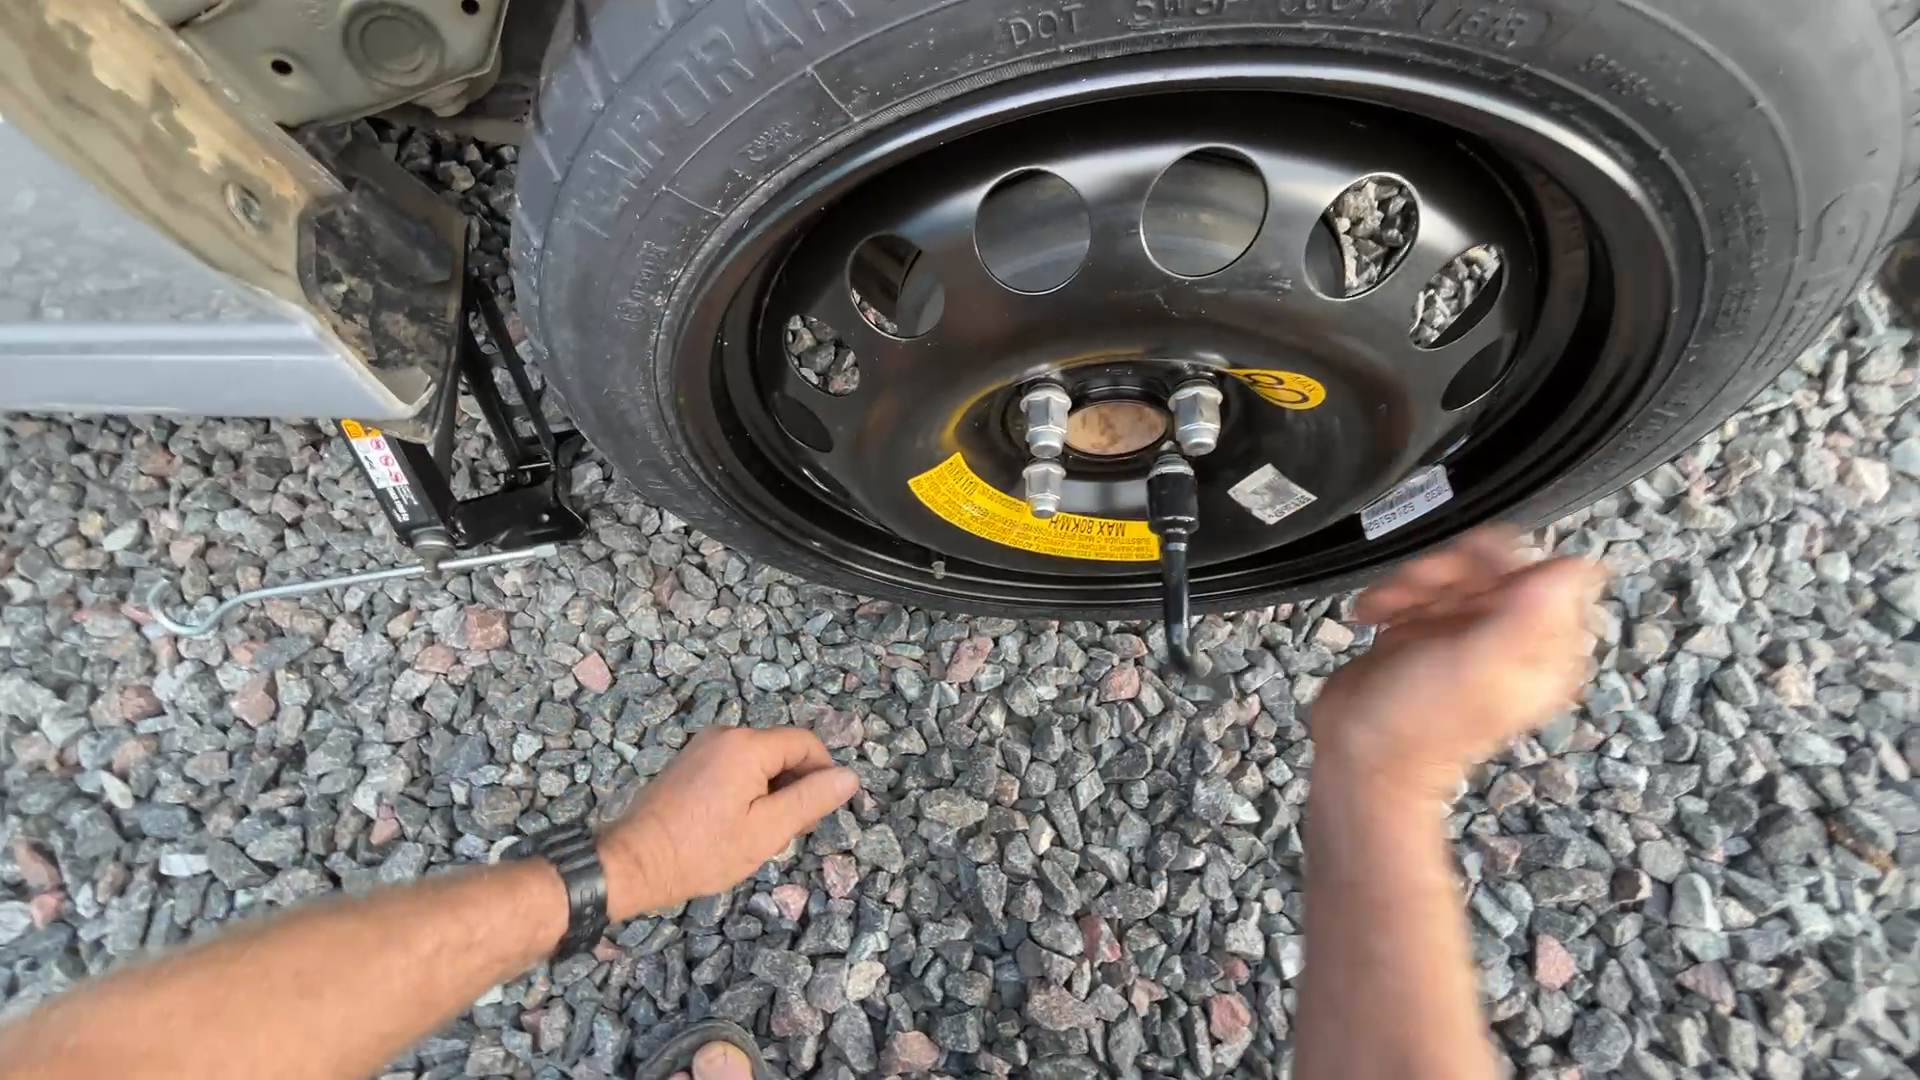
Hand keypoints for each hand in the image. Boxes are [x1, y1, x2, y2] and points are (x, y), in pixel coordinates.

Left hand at [597, 727, 858, 918]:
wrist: (630, 864)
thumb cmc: (702, 852)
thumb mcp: (766, 831)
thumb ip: (810, 800)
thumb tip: (849, 776)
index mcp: (747, 745)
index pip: (805, 744)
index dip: (823, 773)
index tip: (818, 812)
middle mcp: (726, 734)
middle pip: (782, 750)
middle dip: (795, 785)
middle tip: (789, 831)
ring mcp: (704, 745)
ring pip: (760, 760)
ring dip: (772, 790)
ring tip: (760, 832)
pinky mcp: (690, 761)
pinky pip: (735, 765)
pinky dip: (748, 788)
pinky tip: (737, 823)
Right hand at [1312, 526, 1606, 800]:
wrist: (1359, 754)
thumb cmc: (1418, 719)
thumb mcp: (1479, 666)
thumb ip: (1530, 616)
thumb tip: (1576, 566)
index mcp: (1540, 649)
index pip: (1543, 575)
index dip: (1500, 567)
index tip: (1462, 586)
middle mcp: (1505, 640)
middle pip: (1489, 568)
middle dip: (1443, 572)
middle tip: (1412, 592)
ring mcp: (1458, 638)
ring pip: (1446, 576)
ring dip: (1407, 583)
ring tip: (1381, 607)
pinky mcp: (1416, 637)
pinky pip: (1411, 593)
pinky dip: (1388, 595)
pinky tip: (1370, 614)